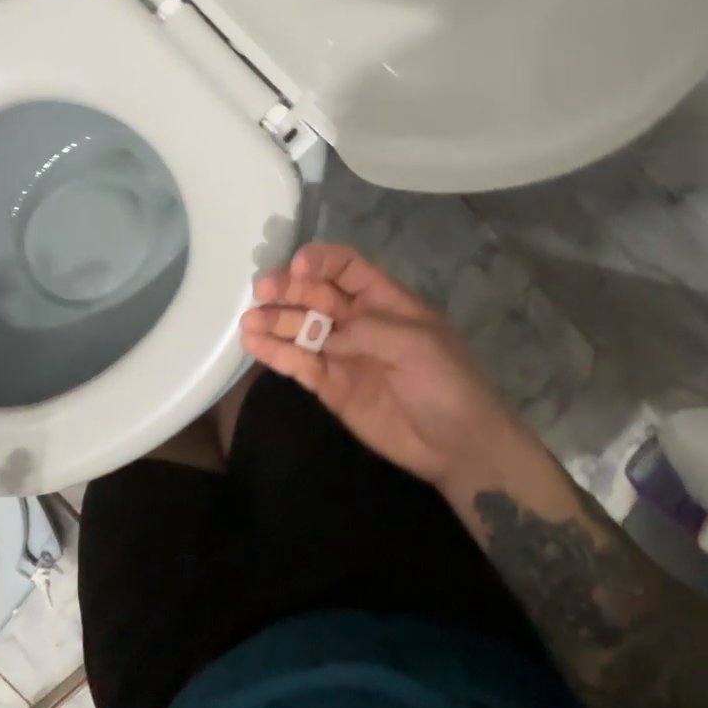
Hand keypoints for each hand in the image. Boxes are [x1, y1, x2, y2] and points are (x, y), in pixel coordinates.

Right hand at [241, 242, 539, 487]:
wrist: (459, 446)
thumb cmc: (448, 384)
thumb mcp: (417, 344)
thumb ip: (367, 330)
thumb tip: (322, 333)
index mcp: (386, 300)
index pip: (347, 267)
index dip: (322, 261)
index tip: (298, 267)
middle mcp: (359, 321)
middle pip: (316, 295)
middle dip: (288, 289)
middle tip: (261, 290)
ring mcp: (342, 355)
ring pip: (301, 329)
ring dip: (275, 321)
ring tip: (249, 321)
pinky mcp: (330, 387)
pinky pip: (299, 364)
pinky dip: (276, 353)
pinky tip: (254, 343)